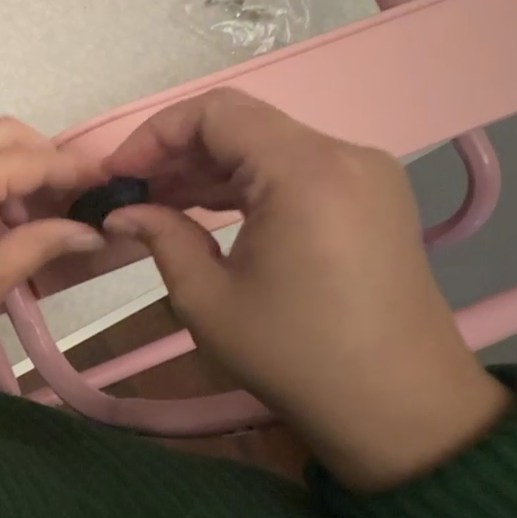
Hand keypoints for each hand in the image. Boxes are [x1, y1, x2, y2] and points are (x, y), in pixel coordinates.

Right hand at [102, 90, 509, 492]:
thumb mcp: (206, 298)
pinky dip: (243, 182)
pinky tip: (204, 213)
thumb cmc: (293, 352)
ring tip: (156, 206)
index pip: (215, 113)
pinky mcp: (371, 198)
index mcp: (304, 172)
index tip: (117, 178)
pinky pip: (294, 169)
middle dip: (175, 152)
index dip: (153, 135)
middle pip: (241, 124)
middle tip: (128, 195)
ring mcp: (365, 174)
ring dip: (206, 168)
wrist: (399, 404)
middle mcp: (343, 155)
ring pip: (266, 145)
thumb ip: (160, 236)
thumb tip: (121, 212)